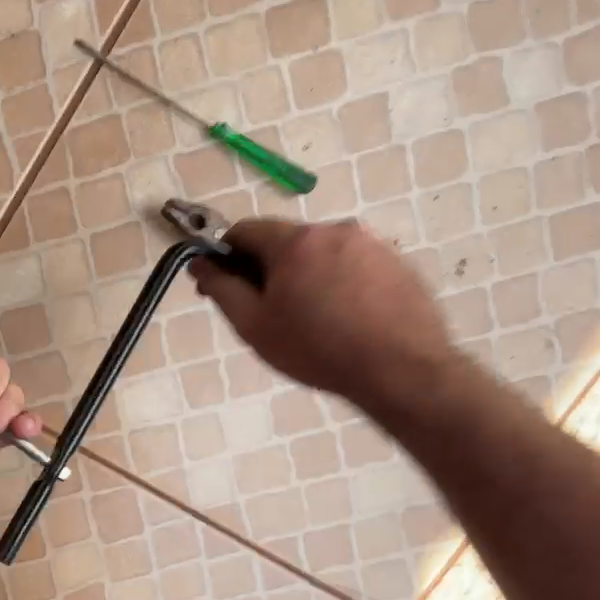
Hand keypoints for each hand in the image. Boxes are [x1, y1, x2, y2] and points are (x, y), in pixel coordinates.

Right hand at [190, 218, 460, 416]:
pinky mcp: (397, 263)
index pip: (243, 230)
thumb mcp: (251, 324)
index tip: (222, 286)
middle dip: (265, 268)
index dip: (224, 256)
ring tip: (306, 318)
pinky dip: (334, 283)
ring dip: (301, 276)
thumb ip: (221, 287)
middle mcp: (335, 230)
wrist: (400, 369)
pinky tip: (339, 318)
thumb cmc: (314, 347)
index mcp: (295, 241)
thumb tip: (200, 263)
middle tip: (262, 311)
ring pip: (318, 253)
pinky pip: (350, 264)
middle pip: (283, 241)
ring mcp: (372, 244)